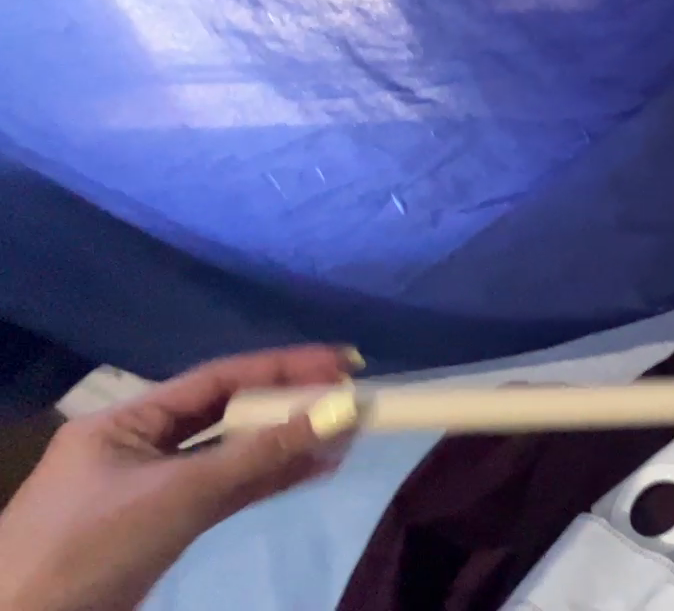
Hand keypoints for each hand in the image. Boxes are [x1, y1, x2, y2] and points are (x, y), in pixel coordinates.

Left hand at [0, 346, 361, 610]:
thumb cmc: (86, 549)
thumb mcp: (180, 494)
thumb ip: (264, 451)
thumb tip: (344, 410)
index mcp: (126, 424)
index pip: (220, 379)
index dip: (286, 365)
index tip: (346, 361)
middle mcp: (141, 445)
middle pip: (231, 412)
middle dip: (292, 405)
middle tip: (350, 397)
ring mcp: (155, 484)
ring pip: (238, 451)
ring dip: (291, 443)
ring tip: (348, 434)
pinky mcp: (169, 519)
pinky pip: (233, 486)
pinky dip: (275, 475)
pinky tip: (320, 468)